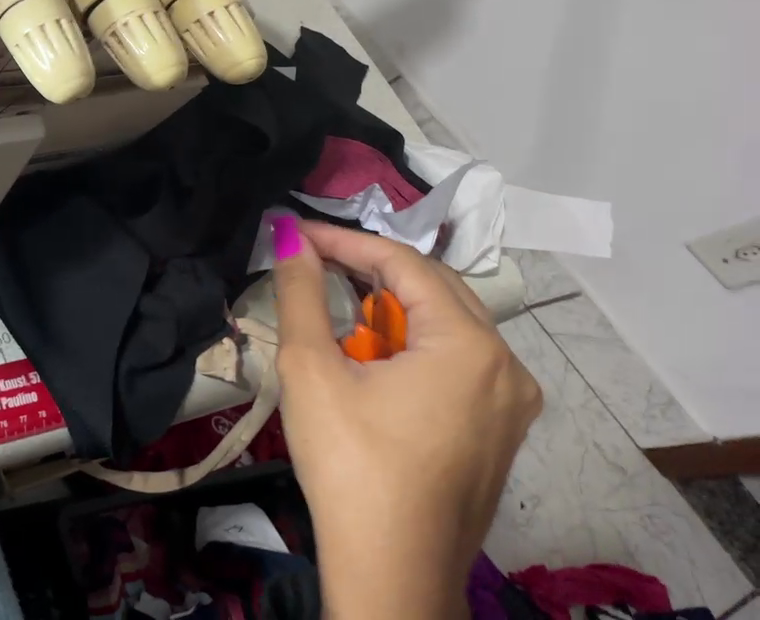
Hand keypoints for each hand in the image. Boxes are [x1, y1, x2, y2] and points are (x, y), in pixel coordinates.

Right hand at [269, 217, 540, 619]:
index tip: (292, 233)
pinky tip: (366, 356)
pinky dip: (408, 343)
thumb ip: (300, 292)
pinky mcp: (498, 431)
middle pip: (435, 289)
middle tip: (307, 259)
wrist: (391, 563)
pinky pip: (455, 361)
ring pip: (446, 326)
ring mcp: (510, 403)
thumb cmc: (348, 457)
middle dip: (368, 268)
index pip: (405, 264)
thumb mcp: (310, 366)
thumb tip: (287, 234)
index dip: (345, 241)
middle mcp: (507, 367)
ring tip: (330, 305)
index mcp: (471, 346)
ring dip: (387, 307)